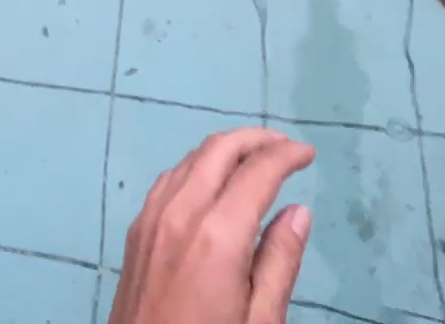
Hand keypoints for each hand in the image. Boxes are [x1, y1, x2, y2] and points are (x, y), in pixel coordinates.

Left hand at [111, 129, 315, 323]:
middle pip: (219, 148)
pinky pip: (171, 178)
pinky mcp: (136, 229)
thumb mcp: (260, 323)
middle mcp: (180, 211)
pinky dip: (199, 166)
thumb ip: (280, 262)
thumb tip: (299, 210)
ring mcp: (152, 216)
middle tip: (286, 147)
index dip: (286, 155)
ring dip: (226, 149)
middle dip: (256, 139)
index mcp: (217, 235)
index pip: (257, 172)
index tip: (309, 153)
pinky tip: (214, 183)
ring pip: (192, 158)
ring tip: (256, 160)